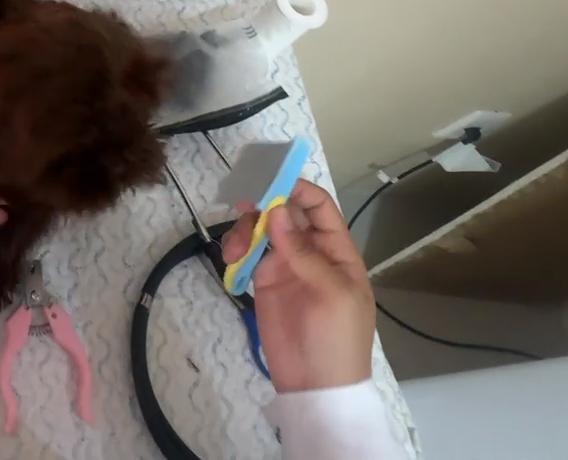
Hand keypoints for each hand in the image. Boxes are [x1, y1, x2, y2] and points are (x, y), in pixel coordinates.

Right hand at [224, 177, 375, 392]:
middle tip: (241, 204)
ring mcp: (285, 263)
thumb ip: (303, 251)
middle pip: (284, 210)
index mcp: (336, 250)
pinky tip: (231, 259)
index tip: (268, 181)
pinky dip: (236, 247)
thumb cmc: (336, 338)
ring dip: (245, 228)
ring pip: (261, 227)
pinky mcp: (264, 278)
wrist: (315, 387)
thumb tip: (275, 209)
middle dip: (263, 204)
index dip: (297, 189)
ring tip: (234, 250)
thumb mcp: (332, 294)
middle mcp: (310, 250)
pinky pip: (247, 250)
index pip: (318, 206)